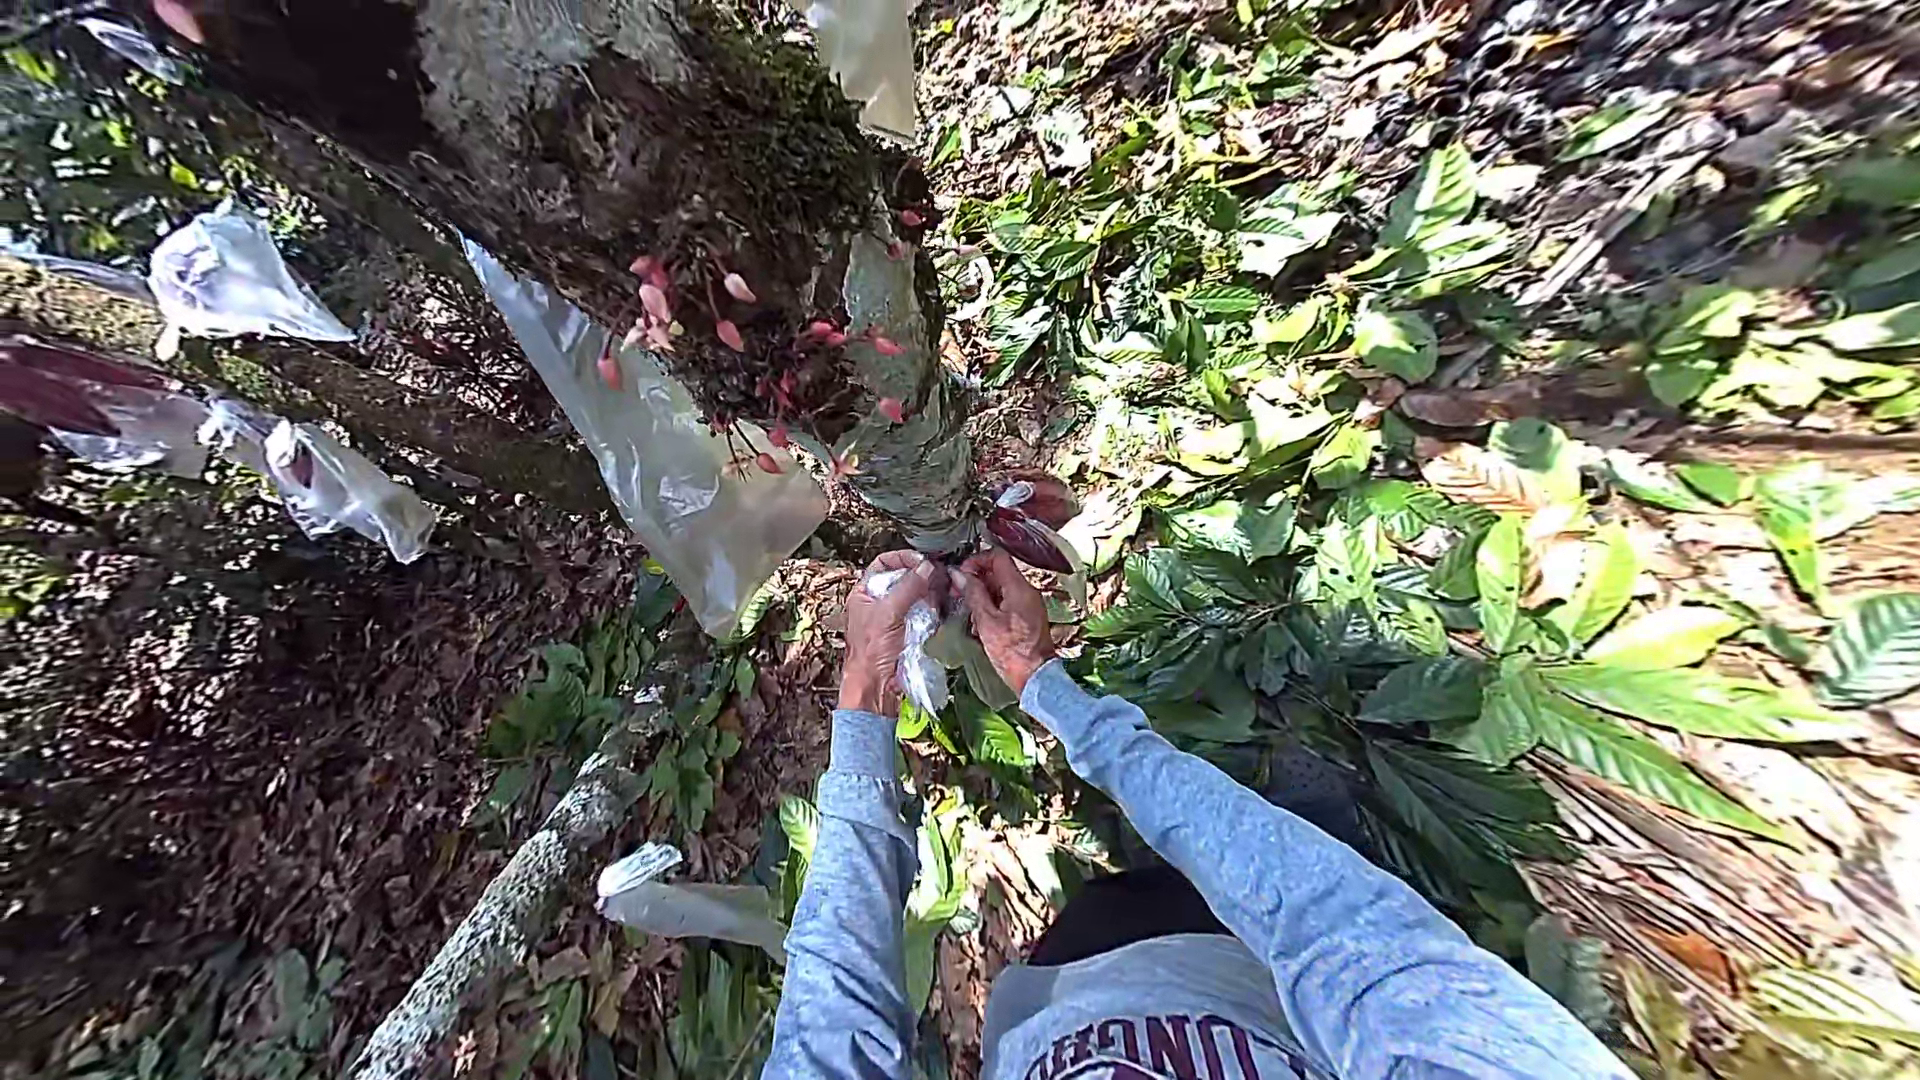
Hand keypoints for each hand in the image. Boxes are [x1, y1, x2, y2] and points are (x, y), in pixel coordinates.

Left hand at [840, 550, 945, 713]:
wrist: (876, 688)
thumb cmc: (870, 654)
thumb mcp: (888, 613)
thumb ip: (908, 587)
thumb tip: (926, 567)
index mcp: (865, 593)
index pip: (884, 564)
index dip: (902, 558)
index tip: (921, 561)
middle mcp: (879, 602)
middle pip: (904, 578)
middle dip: (921, 576)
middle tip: (938, 575)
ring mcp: (895, 617)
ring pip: (917, 595)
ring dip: (929, 592)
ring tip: (941, 591)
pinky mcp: (909, 630)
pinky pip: (924, 612)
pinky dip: (932, 609)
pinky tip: (939, 608)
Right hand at [953, 547, 1054, 696]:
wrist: (1035, 676)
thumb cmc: (1011, 651)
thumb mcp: (986, 621)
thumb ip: (973, 593)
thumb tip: (958, 574)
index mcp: (1019, 587)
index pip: (997, 556)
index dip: (976, 561)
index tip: (962, 575)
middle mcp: (1027, 590)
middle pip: (999, 571)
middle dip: (976, 578)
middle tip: (958, 592)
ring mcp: (1029, 603)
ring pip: (1002, 586)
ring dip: (982, 592)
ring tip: (966, 607)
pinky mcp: (1028, 615)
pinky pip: (1007, 600)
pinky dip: (992, 603)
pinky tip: (979, 619)